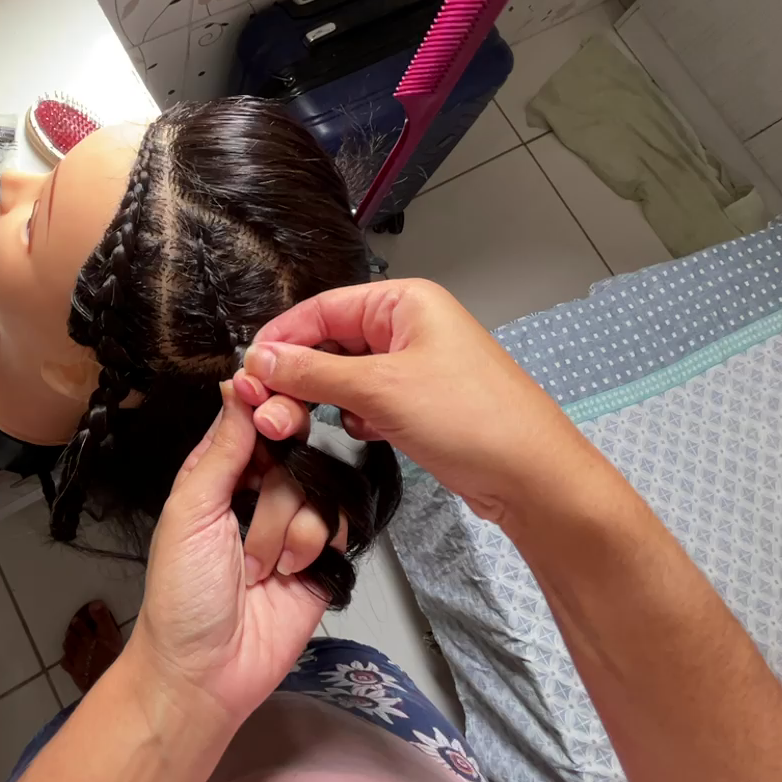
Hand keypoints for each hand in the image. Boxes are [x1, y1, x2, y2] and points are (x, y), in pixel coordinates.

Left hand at [123, 384, 334, 730]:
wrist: (207, 673)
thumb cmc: (182, 590)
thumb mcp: (191, 509)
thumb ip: (224, 446)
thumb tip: (240, 382)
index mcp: (222, 469)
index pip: (259, 418)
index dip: (272, 411)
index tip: (275, 420)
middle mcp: (261, 488)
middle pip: (297, 448)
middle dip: (274, 490)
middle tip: (248, 515)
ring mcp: (295, 521)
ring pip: (319, 486)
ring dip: (285, 530)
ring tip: (258, 569)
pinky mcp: (324, 554)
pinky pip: (341, 522)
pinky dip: (314, 547)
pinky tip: (290, 573)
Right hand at [236, 278, 582, 522]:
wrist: (533, 479)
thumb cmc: (470, 418)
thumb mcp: (380, 389)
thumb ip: (314, 372)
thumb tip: (261, 358)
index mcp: (404, 301)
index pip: (323, 308)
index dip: (282, 336)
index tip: (249, 367)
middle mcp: (408, 325)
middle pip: (331, 340)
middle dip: (300, 374)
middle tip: (270, 404)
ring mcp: (414, 365)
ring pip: (346, 373)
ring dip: (325, 397)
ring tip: (307, 422)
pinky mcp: (418, 401)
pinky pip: (367, 398)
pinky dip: (355, 414)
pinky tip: (364, 430)